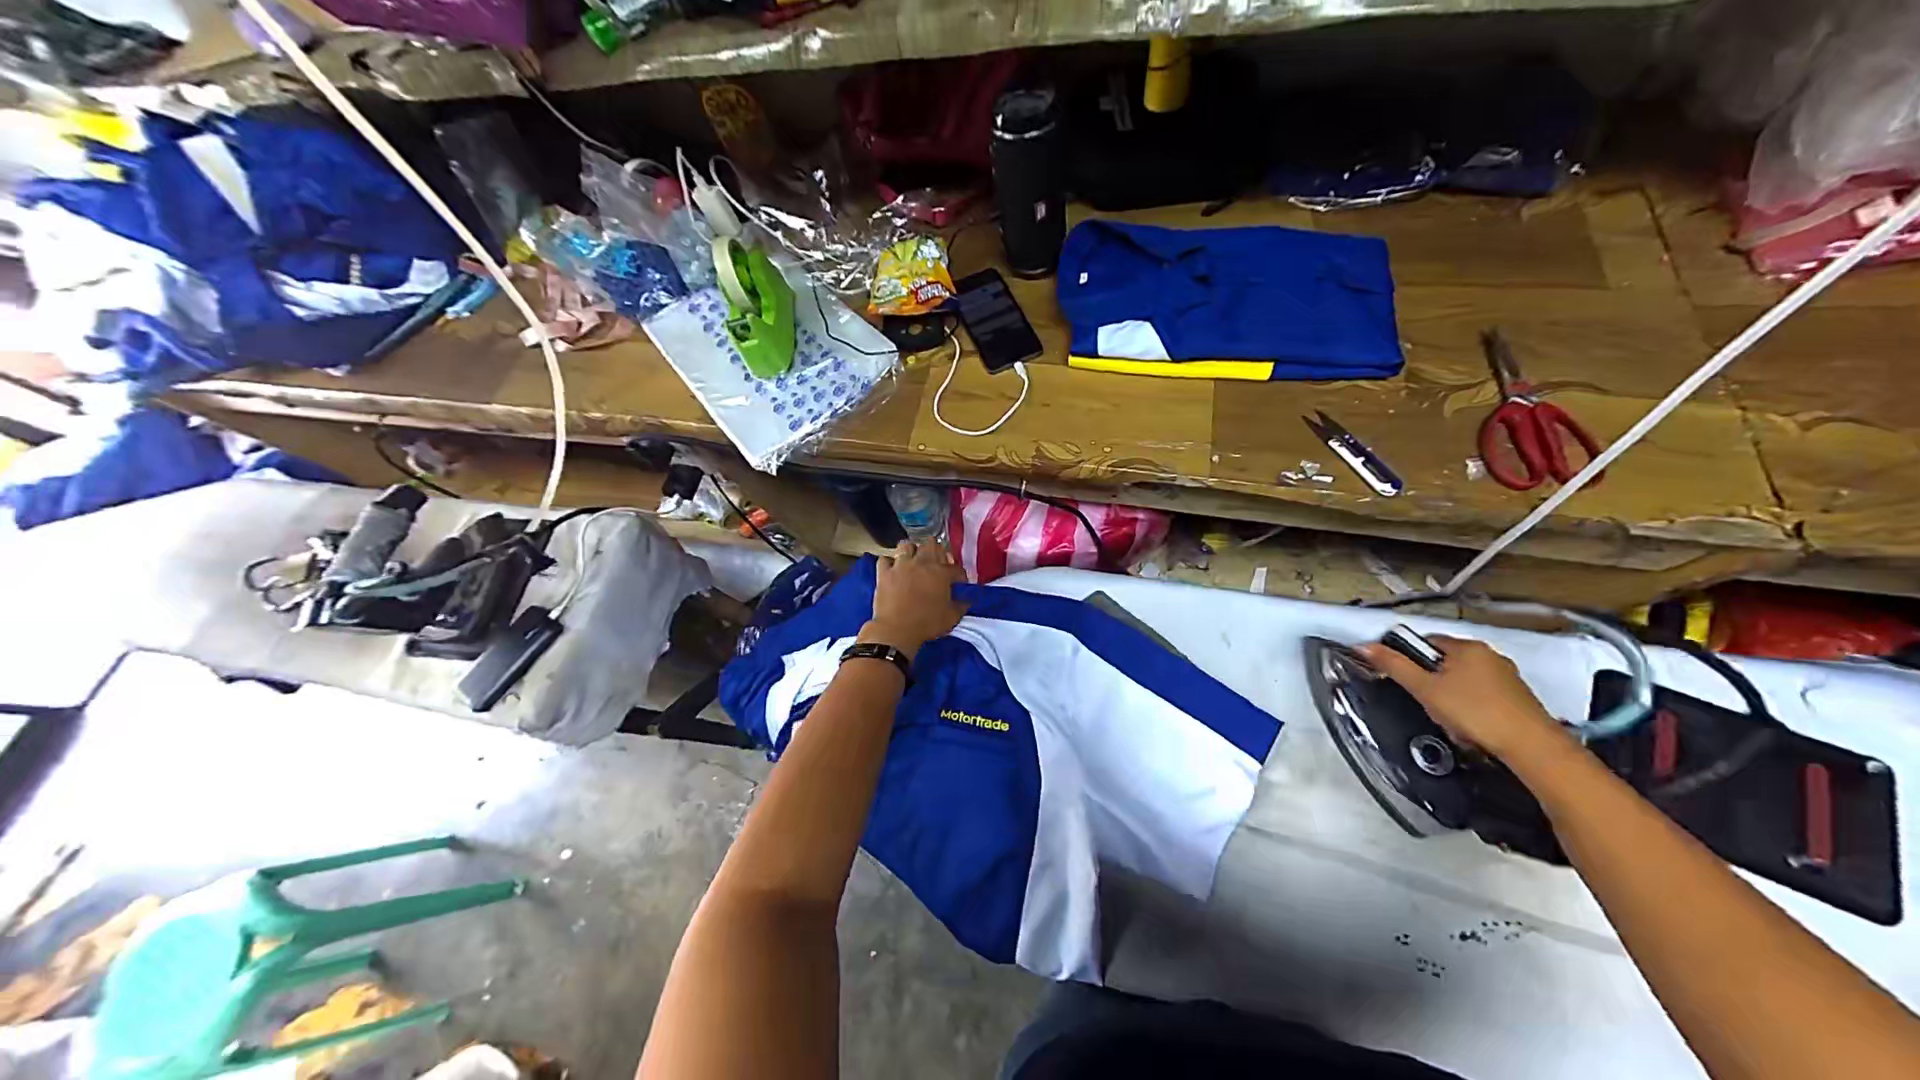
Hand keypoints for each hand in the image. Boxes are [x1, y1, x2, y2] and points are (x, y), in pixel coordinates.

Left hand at [860, 541, 968, 659]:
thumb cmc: (927, 624)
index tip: (959, 583)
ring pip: (907, 546)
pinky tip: (893, 569)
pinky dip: (889, 562)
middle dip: (936, 551)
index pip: (955, 568)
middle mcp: (921, 563)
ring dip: (912, 551)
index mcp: (941, 573)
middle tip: (937, 563)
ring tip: (914, 561)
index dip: (959, 575)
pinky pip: (885, 559)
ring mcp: (901, 566)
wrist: (897, 631)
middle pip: (931, 545)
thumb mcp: (951, 618)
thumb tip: (967, 600)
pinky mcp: (884, 573)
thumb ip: (961, 605)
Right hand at [1355, 635, 1569, 763]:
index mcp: (1467, 647)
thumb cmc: (1476, 713)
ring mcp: (1508, 677)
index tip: (1410, 682)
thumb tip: (1365, 646)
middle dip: (1433, 684)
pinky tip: (1472, 727)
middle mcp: (1490, 655)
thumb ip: (1393, 665)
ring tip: (1452, 721)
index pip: (1426, 643)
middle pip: (1445, 663)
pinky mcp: (1519, 698)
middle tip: (1430, 704)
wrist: (1529, 746)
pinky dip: (1473, 710)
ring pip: (1464, 682)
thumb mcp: (1424, 689)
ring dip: (1452, 699)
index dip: (1412, 662)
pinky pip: (1483, 697)